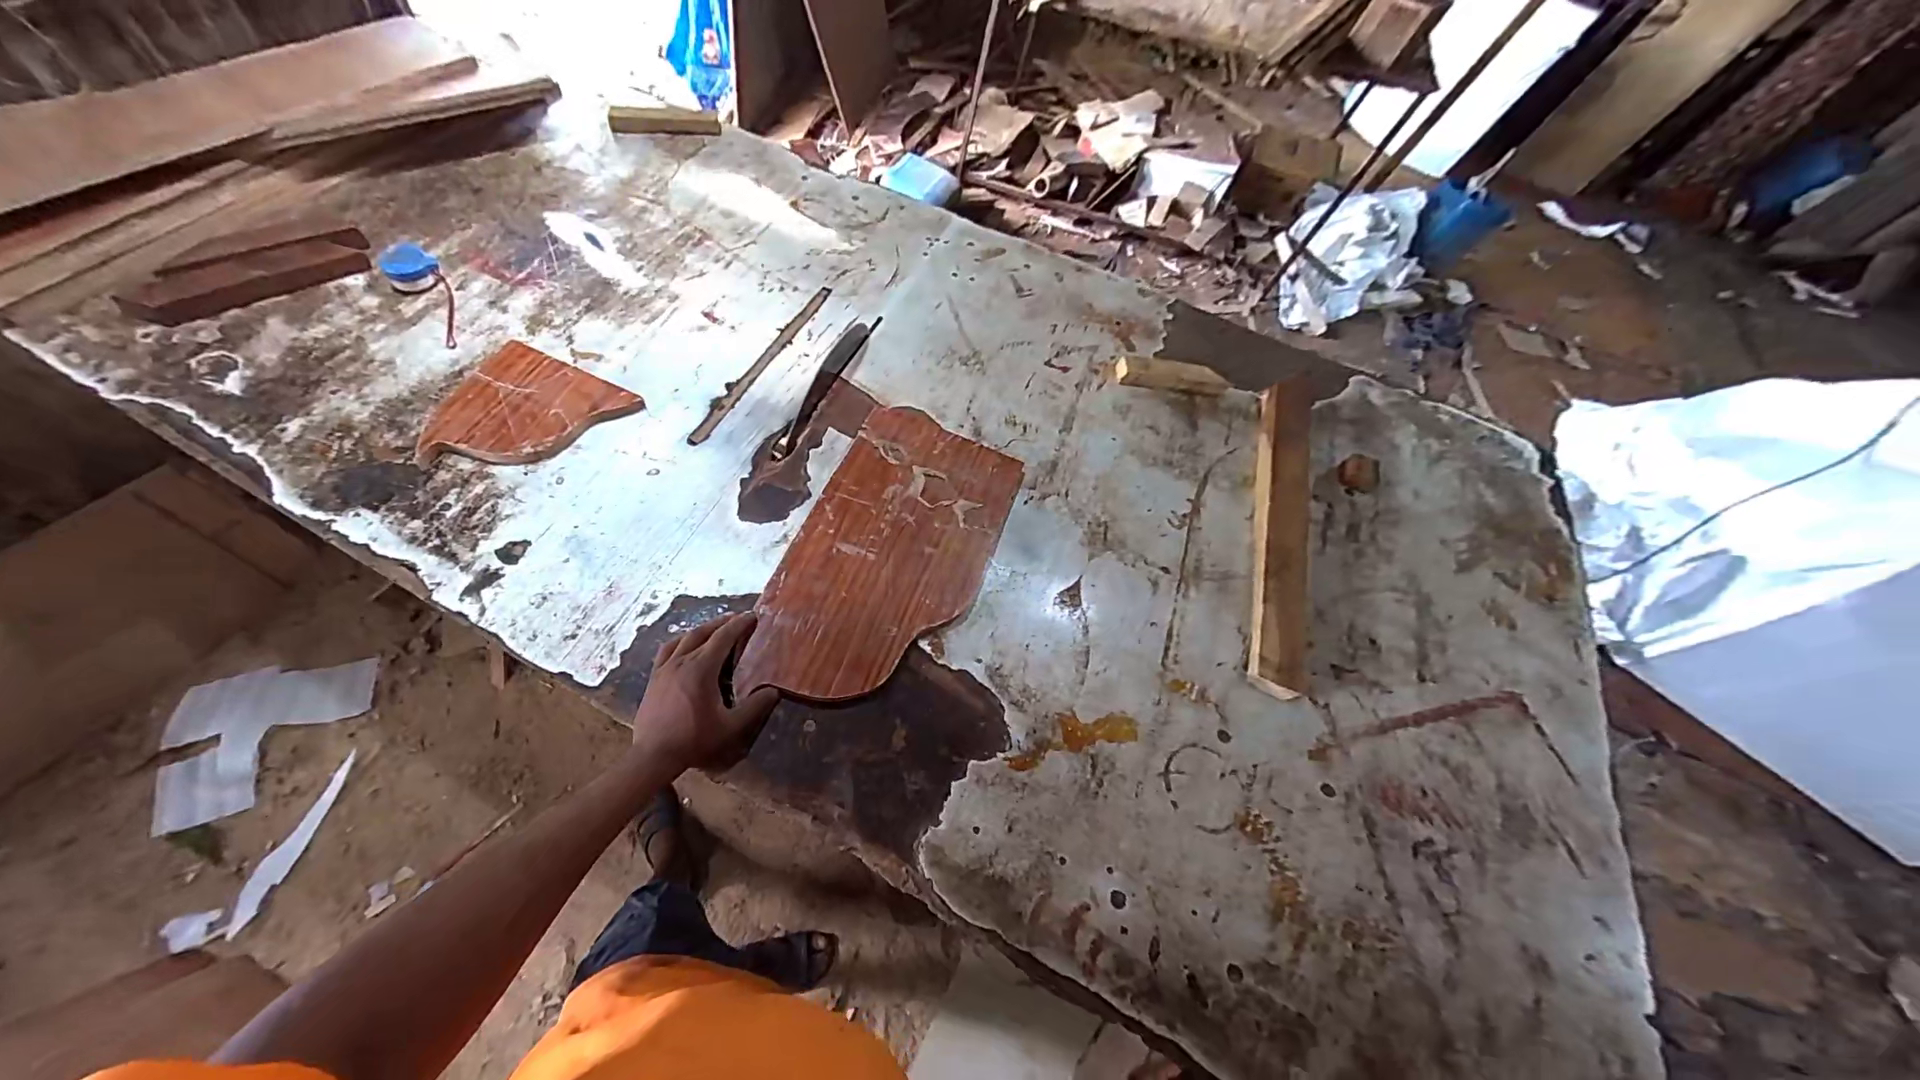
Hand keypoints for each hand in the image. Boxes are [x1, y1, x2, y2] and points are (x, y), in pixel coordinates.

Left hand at [630, 612, 779, 773]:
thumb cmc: (694, 740)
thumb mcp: (731, 726)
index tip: (752, 616)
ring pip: (683, 639)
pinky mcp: (654, 678)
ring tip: (714, 628)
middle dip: (722, 623)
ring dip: (702, 629)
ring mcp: (664, 669)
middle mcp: (681, 662)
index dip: (739, 624)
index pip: (723, 637)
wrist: (653, 755)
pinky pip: (667, 650)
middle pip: (703, 632)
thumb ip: (755, 707)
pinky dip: (680, 641)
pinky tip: (684, 646)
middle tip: (737, 618)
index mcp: (701, 669)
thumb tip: (774, 691)